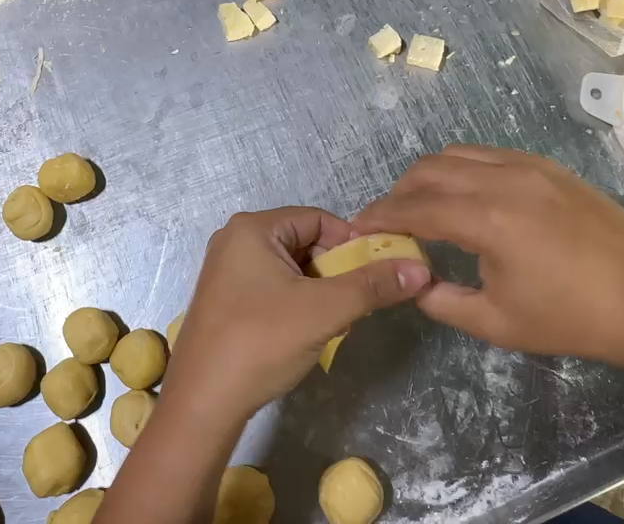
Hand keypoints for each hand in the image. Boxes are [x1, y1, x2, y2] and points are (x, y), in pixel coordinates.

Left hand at [166, 207, 429, 418]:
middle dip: (335, 271)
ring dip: (319, 291)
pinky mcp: (225, 301)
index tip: (377, 274)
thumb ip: (372, 286)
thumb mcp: (324, 310)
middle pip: (304, 242)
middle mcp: (235, 240)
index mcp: (252, 228)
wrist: (203, 404)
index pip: (318, 219)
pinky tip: (306, 332)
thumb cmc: (260, 342)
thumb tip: (420, 268)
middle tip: (355, 304)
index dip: (351, 243)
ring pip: (291, 269)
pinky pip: (273, 288)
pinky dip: (297, 303)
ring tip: (333, 321)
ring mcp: (227, 271)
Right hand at [354, 145, 623, 378]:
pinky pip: (487, 155)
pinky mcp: (547, 166)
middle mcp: (502, 178)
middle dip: (398, 193)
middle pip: (427, 170)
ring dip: (429, 177)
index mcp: (488, 218)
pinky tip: (467, 198)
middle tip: (389, 223)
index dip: (379, 216)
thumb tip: (411, 278)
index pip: (414, 207)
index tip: (357, 228)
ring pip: (456, 155)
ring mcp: (528, 165)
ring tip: (424, 208)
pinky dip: (462, 169)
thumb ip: (441, 300)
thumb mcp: (497, 323)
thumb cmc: (572, 319)